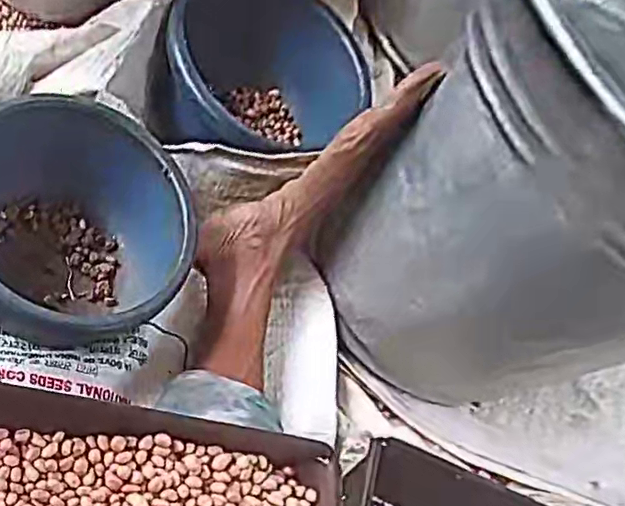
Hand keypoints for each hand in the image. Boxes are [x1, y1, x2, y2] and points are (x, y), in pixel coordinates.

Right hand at [196, 61, 447, 267]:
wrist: (235, 305)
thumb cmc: (229, 268)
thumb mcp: (214, 225)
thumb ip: (218, 202)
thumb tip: (200, 192)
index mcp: (308, 192)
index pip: (354, 144)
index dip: (388, 112)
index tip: (422, 81)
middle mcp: (321, 200)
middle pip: (366, 148)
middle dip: (394, 114)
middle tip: (424, 82)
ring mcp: (316, 213)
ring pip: (357, 164)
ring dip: (376, 135)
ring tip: (398, 107)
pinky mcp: (305, 222)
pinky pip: (340, 177)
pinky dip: (356, 155)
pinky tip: (357, 151)